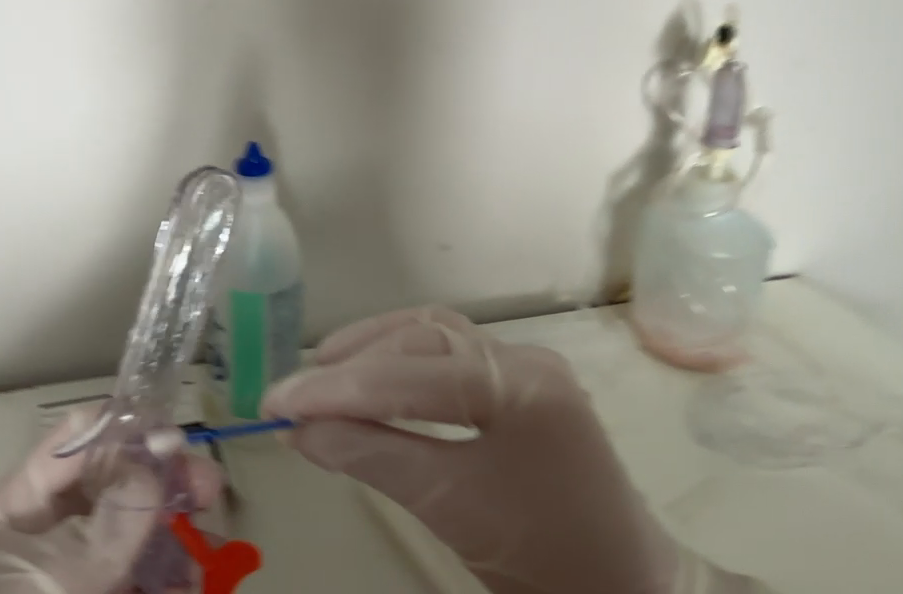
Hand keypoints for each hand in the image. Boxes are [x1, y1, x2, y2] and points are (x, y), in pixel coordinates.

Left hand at [0, 409, 220, 593]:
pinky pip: (133, 583)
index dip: (127, 425)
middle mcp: (48, 531)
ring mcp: (69, 576)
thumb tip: (163, 446)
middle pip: (115, 487)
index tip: (178, 435)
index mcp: (22, 500)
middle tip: (209, 492)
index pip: (78, 438)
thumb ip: (111, 517)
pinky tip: (189, 585)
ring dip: (174, 541)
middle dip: (164, 485)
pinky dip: (165, 582)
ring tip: (209, 553)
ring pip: (132, 541)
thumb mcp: (47, 573)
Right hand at [263, 306, 677, 593]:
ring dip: (371, 351)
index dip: (336, 389)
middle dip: (349, 365)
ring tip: (320, 376)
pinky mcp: (520, 380)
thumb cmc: (543, 558)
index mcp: (521, 388)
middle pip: (420, 338)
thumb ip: (370, 457)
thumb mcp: (449, 508)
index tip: (277, 404)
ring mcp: (526, 364)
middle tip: (290, 395)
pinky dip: (400, 360)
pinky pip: (449, 352)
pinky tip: (369, 376)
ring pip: (432, 334)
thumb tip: (298, 429)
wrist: (626, 588)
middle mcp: (525, 359)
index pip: (410, 374)